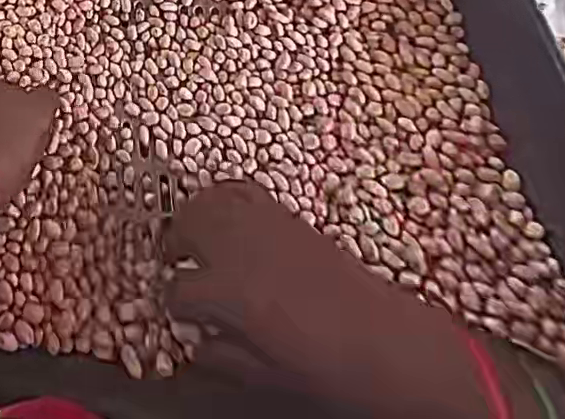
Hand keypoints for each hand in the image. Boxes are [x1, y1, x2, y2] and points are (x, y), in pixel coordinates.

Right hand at [165, 181, 490, 418]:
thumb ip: (223, 355)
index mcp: (229, 293)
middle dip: (174, 247)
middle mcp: (236, 248)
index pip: (177, 290)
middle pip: (181, 228)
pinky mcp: (279, 211)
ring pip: (202, 201)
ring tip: (195, 238)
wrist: (391, 342)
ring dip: (191, 218)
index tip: (181, 312)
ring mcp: (257, 223)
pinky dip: (221, 197)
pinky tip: (222, 213)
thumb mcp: (271, 375)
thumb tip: (194, 341)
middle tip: (178, 265)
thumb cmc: (332, 367)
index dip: (174, 304)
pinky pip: (235, 189)